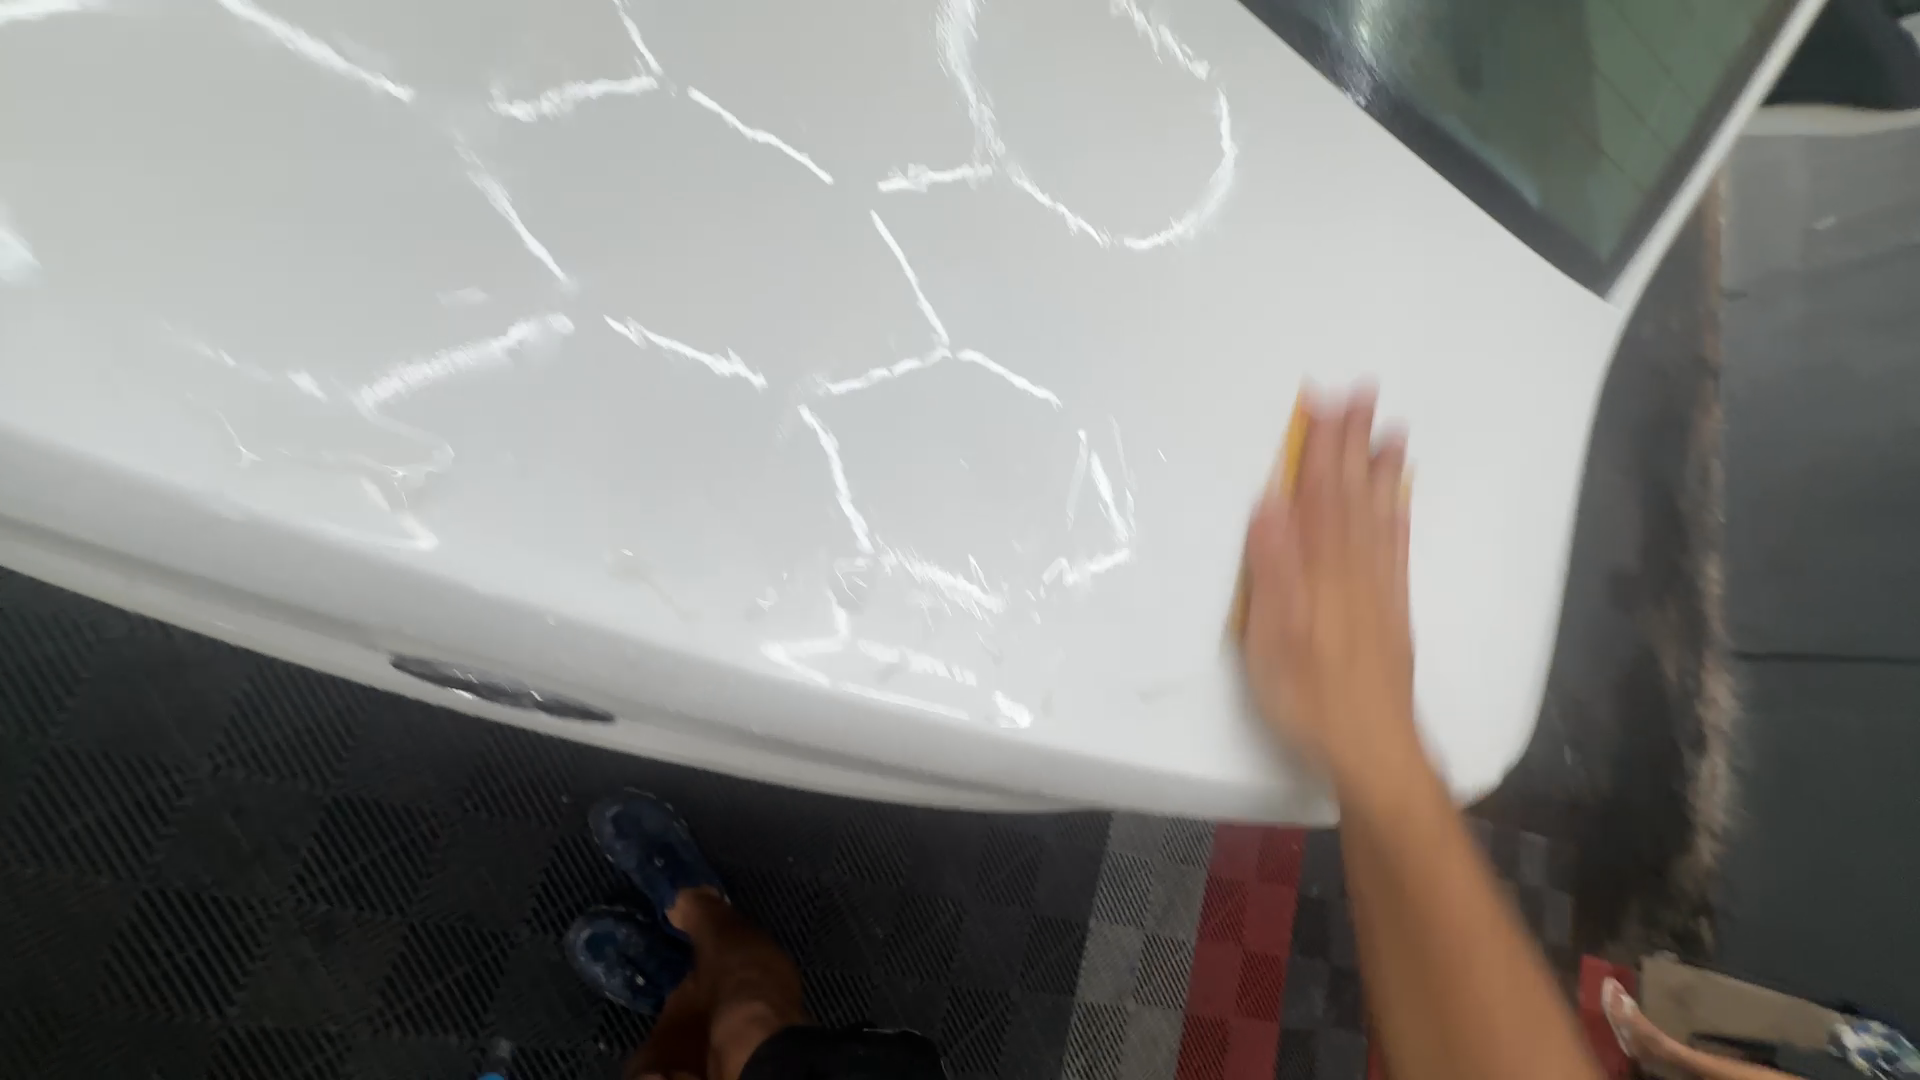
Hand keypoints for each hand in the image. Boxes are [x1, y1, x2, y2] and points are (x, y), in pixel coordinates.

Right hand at [1240, 386, 1419, 789]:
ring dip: (1380, 470)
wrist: (1372, 746)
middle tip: (1361, 393)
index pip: (1318, 495)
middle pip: (1351, 495)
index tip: (1323, 400)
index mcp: (1319, 570)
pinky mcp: (1391, 607)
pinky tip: (1399, 498)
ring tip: (1389, 430)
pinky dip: (1399, 513)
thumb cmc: (1307, 694)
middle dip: (1352, 443)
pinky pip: (1396, 547)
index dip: (1319, 447)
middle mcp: (1354, 567)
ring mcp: (1378, 586)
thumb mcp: (1271, 637)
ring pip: (1378, 515)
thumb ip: (1271, 569)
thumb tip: (1268, 503)